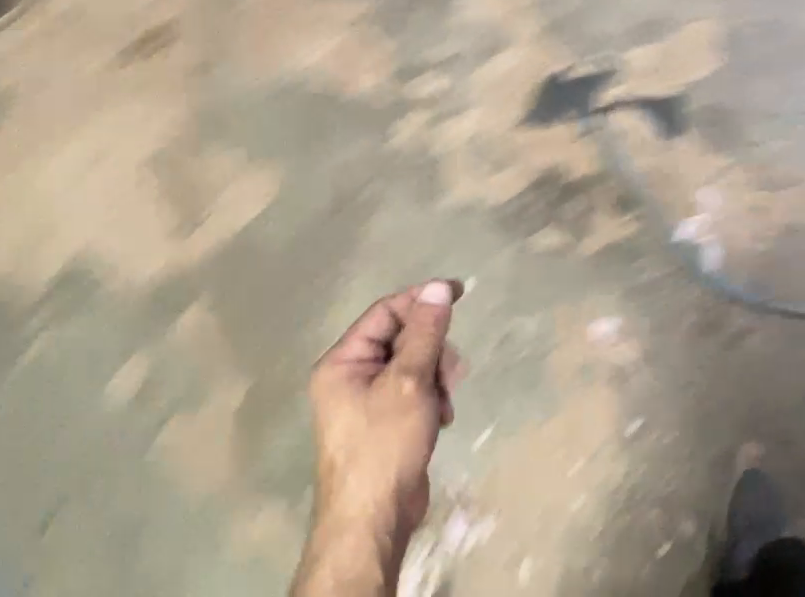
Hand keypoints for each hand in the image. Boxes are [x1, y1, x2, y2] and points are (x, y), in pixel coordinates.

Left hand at [295, 279, 462, 595]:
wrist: (374, 517)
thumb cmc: (385, 443)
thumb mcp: (410, 380)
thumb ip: (426, 331)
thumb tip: (437, 287)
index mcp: (343, 361)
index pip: (387, 311)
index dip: (422, 299)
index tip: (461, 293)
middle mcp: (350, 376)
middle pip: (404, 337)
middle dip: (434, 349)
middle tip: (453, 372)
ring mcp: (367, 400)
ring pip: (415, 364)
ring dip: (437, 376)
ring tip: (445, 402)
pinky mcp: (385, 420)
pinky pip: (415, 389)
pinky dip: (433, 397)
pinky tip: (441, 417)